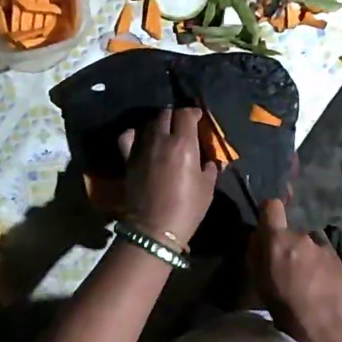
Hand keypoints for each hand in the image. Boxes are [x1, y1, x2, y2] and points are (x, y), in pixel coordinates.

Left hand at [118, 107, 219, 249]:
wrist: (155, 228)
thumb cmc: (187, 208)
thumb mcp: (207, 188)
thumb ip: (210, 168)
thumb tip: (212, 161)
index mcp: (183, 143)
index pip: (186, 114)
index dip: (193, 112)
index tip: (198, 118)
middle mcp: (161, 139)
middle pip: (166, 114)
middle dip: (176, 115)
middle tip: (182, 125)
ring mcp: (142, 148)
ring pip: (149, 123)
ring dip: (159, 123)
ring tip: (165, 132)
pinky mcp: (128, 158)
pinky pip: (128, 137)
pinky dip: (135, 133)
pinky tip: (141, 138)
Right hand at [250, 200, 341, 341]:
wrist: (332, 327)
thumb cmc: (289, 310)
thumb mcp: (261, 285)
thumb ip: (257, 255)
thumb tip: (257, 236)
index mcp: (278, 240)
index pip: (272, 206)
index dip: (269, 213)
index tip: (268, 226)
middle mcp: (301, 236)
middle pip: (290, 231)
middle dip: (288, 245)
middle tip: (288, 267)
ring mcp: (323, 245)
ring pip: (308, 244)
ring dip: (306, 255)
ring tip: (307, 279)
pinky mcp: (339, 257)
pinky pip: (323, 254)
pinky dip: (320, 265)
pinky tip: (322, 284)